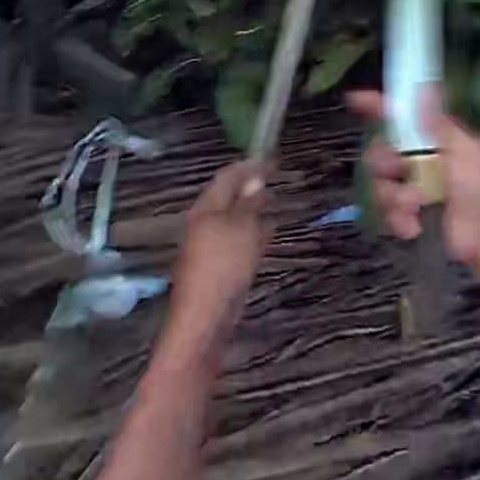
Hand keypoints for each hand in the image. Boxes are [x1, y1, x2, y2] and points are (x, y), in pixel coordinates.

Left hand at [169, 160, 272, 339]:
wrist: (205, 319)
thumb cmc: (223, 267)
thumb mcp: (242, 229)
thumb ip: (249, 203)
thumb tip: (255, 179)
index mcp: (205, 209)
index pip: (226, 177)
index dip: (248, 166)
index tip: (271, 160)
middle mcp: (204, 223)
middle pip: (228, 197)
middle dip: (249, 186)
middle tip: (274, 178)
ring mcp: (210, 246)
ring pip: (234, 218)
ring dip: (253, 208)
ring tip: (275, 201)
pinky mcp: (219, 266)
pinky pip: (238, 239)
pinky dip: (254, 230)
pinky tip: (269, 232)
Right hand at [346, 90, 479, 274]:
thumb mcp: (465, 151)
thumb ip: (438, 123)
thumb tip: (424, 86)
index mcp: (437, 139)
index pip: (403, 116)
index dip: (379, 107)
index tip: (357, 100)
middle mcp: (422, 160)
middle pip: (382, 151)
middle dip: (383, 163)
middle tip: (393, 172)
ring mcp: (415, 188)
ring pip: (381, 183)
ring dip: (392, 196)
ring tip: (412, 208)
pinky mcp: (411, 215)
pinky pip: (387, 210)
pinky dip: (397, 219)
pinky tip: (412, 227)